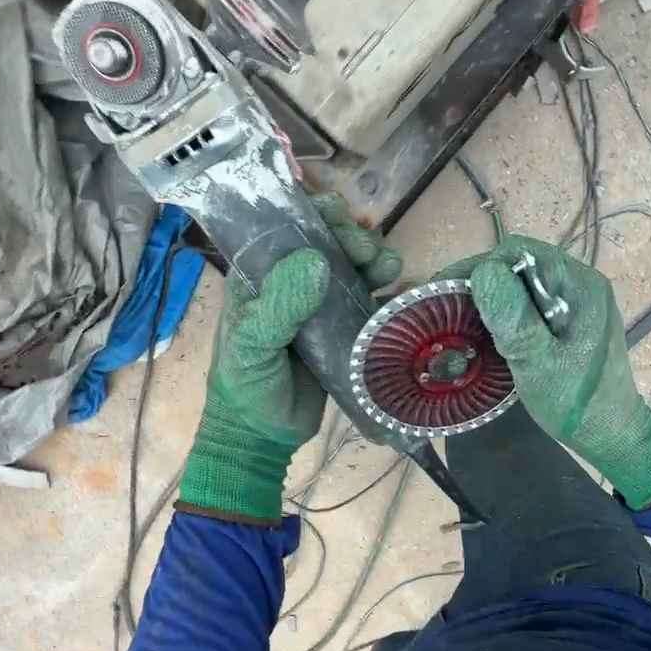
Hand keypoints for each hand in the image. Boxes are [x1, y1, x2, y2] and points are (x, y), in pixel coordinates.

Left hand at [177, 193, 401, 521]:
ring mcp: (324, 308)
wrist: (262, 437)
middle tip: (366, 248)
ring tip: (389, 266)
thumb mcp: (252, 344)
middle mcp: (294, 284)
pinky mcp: (348, 333)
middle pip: (329, 243)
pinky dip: (390, 293)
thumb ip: (279, 304)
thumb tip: (317, 259)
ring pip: (355, 269)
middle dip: (352, 235)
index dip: (315, 213)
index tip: (339, 214)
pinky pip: (372, 304)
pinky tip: (403, 290)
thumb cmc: (247, 386)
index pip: (288, 228)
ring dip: (376, 259)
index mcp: (262, 276)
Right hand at [439, 236, 650, 508]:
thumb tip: (483, 271)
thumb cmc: (575, 403)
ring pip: (524, 283)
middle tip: (446, 309)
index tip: (446, 293)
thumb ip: (514, 319)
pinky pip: (533, 302)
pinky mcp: (573, 319)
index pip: (519, 253)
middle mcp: (581, 283)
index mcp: (577, 286)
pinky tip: (489, 332)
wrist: (611, 433)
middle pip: (520, 264)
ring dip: (492, 297)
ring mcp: (578, 301)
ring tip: (461, 320)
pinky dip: (507, 311)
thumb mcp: (538, 363)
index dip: (477, 268)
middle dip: (481, 282)